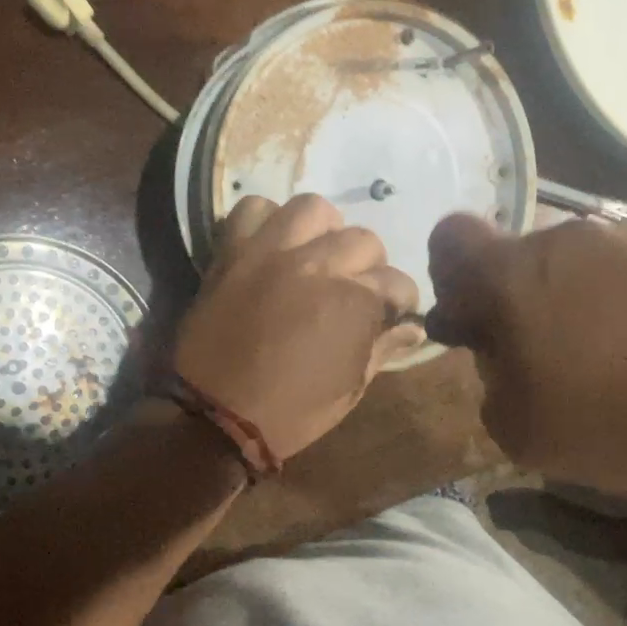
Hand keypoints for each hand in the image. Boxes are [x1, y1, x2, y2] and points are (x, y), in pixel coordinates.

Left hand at [173, 195, 425, 460]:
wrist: (213, 415)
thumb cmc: (289, 413)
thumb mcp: (349, 389)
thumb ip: (382, 348)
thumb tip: (413, 328)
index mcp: (352, 302)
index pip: (395, 282)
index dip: (398, 302)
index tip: (390, 315)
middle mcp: (315, 265)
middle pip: (361, 240)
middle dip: (368, 266)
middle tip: (354, 289)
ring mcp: (269, 252)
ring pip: (312, 209)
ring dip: (323, 230)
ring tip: (316, 255)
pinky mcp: (231, 252)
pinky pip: (251, 210)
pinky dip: (266, 220)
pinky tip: (272, 245)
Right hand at [426, 215, 626, 497]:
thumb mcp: (523, 434)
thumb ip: (492, 387)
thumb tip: (509, 363)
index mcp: (514, 273)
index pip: (450, 237)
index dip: (450, 277)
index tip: (478, 326)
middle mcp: (570, 238)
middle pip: (522, 260)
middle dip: (522, 306)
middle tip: (553, 368)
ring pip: (582, 268)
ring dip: (583, 309)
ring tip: (624, 371)